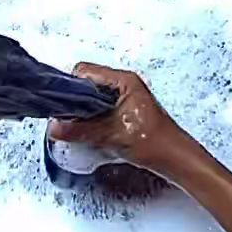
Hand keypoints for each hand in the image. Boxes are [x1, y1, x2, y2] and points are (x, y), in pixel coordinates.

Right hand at [47, 64, 214, 183]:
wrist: (176, 160)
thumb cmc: (156, 143)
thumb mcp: (111, 135)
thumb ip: (80, 130)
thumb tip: (54, 128)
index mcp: (123, 80)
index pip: (85, 71)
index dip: (70, 86)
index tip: (61, 103)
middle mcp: (124, 84)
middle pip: (86, 83)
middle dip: (74, 100)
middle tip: (66, 117)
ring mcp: (124, 97)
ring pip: (92, 96)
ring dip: (83, 110)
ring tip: (76, 126)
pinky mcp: (124, 110)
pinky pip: (99, 107)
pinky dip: (91, 117)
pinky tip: (88, 131)